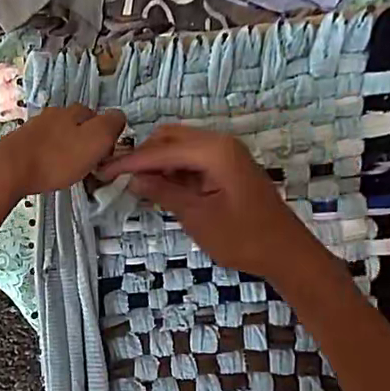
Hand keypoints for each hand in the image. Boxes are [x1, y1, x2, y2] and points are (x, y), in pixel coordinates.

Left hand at [0, 105, 126, 201]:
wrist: (9, 169)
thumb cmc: (56, 158)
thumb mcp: (96, 140)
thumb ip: (112, 125)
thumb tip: (118, 117)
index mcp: (75, 111)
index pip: (101, 118)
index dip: (107, 138)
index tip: (103, 157)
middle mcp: (55, 113)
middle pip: (80, 126)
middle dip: (86, 143)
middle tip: (87, 165)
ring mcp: (36, 126)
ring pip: (61, 136)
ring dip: (67, 150)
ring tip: (67, 170)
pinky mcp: (21, 142)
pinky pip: (44, 146)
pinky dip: (50, 156)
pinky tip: (48, 169)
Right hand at [98, 124, 328, 279]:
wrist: (286, 252)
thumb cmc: (243, 238)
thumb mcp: (197, 217)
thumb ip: (164, 192)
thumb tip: (134, 178)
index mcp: (215, 151)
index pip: (162, 150)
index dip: (130, 161)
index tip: (103, 170)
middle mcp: (221, 143)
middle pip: (170, 137)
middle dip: (143, 156)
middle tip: (118, 177)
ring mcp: (227, 153)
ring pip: (180, 146)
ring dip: (158, 162)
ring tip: (136, 185)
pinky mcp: (228, 166)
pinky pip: (193, 158)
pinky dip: (174, 169)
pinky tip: (160, 187)